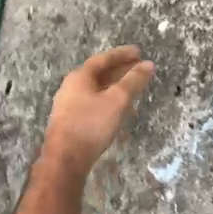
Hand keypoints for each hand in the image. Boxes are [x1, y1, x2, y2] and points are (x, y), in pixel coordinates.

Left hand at [41, 45, 156, 175]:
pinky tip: (120, 110)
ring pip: (97, 90)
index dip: (122, 54)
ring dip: (116, 86)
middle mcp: (71, 88)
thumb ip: (133, 81)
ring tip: (134, 88)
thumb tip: (148, 64)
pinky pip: (94, 103)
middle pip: (99, 73)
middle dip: (121, 70)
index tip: (139, 52)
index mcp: (80, 77)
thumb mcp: (117, 100)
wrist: (64, 161)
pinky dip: (109, 100)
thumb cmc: (90, 125)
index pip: (103, 59)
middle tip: (139, 68)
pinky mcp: (71, 122)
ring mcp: (69, 106)